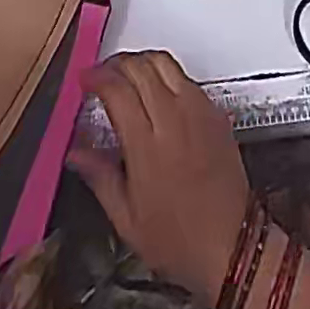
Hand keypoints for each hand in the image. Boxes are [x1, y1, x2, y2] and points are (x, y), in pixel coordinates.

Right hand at [68, 51, 249, 299]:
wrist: (233, 245)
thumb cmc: (181, 239)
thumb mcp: (127, 219)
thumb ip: (99, 177)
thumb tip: (76, 152)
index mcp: (146, 145)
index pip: (116, 88)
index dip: (96, 76)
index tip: (85, 79)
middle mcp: (173, 119)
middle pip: (140, 67)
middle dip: (115, 64)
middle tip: (103, 75)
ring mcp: (198, 112)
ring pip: (164, 63)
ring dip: (141, 62)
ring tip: (128, 76)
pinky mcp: (215, 112)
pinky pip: (186, 77)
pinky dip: (166, 74)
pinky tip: (158, 91)